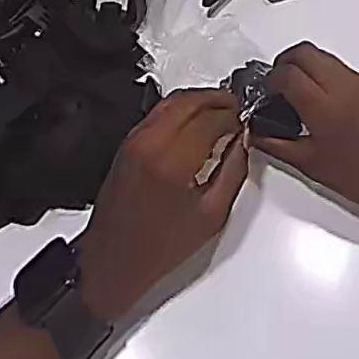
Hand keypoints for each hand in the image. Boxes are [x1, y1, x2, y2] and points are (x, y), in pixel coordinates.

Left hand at [77, 88, 248, 320]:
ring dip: (198, 100)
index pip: (210, 119)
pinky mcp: (127, 141)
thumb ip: (233, 172)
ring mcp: (135, 139)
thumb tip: (242, 143)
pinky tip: (195, 120)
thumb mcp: (211, 215)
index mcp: (172, 162)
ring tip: (220, 110)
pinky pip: (158, 112)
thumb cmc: (158, 247)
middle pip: (189, 101)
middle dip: (217, 100)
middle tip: (235, 107)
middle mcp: (149, 143)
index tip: (244, 122)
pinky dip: (180, 108)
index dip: (232, 116)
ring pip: (172, 101)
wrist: (114, 258)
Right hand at [252, 43, 358, 234]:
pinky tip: (321, 97)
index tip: (268, 92)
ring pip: (321, 55)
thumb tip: (256, 132)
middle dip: (284, 62)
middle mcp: (342, 87)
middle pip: (302, 52)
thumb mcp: (310, 165)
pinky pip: (339, 66)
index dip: (271, 80)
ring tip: (298, 89)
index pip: (286, 74)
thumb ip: (276, 143)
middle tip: (278, 82)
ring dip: (304, 64)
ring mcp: (358, 82)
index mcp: (324, 108)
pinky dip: (323, 72)